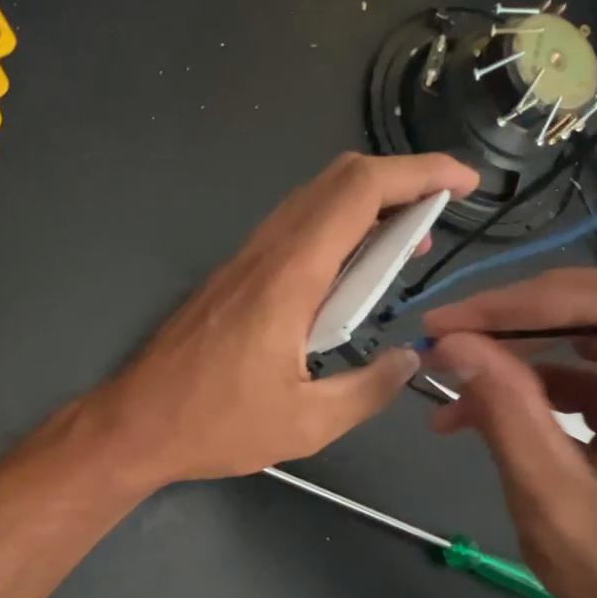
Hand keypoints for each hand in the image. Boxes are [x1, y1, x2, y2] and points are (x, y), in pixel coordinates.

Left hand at [79, 153, 480, 486]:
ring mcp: (240, 263)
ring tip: (397, 252)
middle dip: (397, 183)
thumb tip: (408, 361)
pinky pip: (288, 232)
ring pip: (309, 203)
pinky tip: (342, 281)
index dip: (419, 172)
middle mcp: (264, 254)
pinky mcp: (228, 281)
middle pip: (336, 181)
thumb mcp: (306, 423)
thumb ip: (368, 389)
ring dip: (361, 209)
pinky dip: (330, 233)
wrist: (133, 425)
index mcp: (289, 276)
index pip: (359, 191)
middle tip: (432, 223)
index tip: (462, 183)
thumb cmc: (215, 425)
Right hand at [420, 269, 596, 597]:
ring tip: (454, 366)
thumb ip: (508, 417)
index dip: (552, 299)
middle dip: (534, 314)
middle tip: (452, 331)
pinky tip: (484, 399)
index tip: (463, 318)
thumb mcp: (552, 507)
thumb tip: (454, 344)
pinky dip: (546, 376)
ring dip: (530, 344)